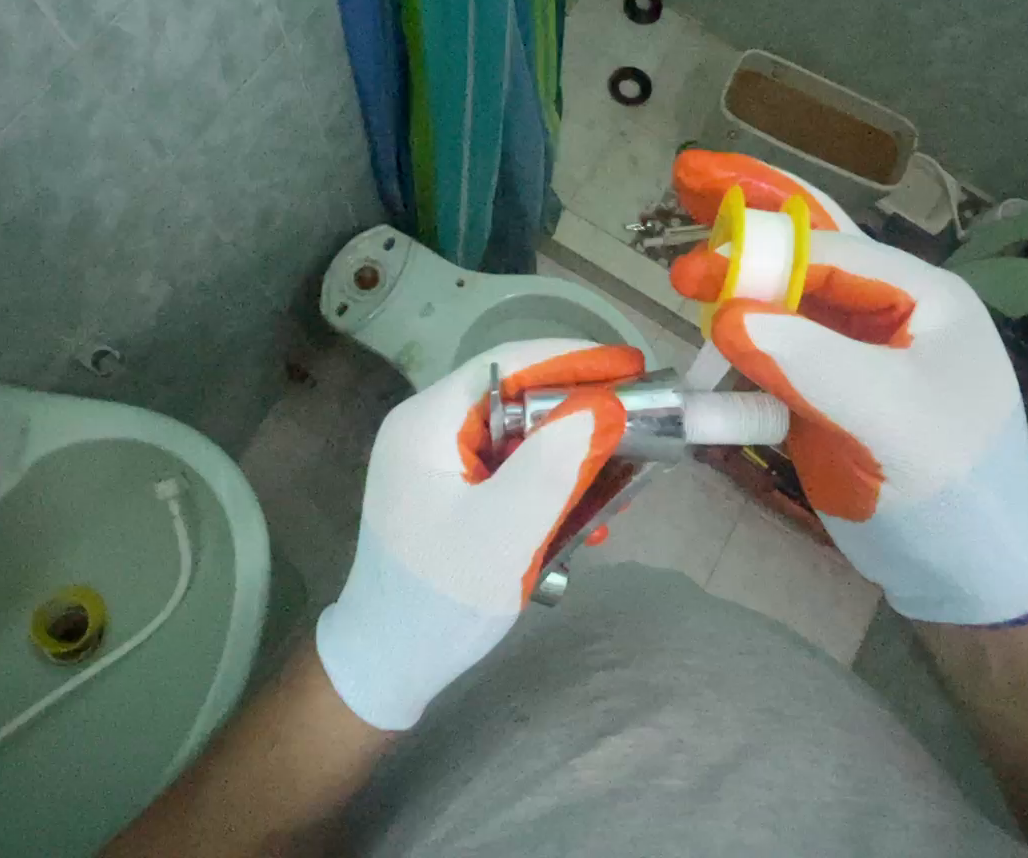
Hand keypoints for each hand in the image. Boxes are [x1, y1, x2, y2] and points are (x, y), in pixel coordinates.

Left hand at [315, 340, 640, 728]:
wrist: (389, 667)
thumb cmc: (441, 601)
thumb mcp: (505, 532)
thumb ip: (554, 464)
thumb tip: (604, 405)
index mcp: (428, 423)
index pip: (507, 365)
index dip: (574, 359)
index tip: (633, 366)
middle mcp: (430, 429)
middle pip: (517, 397)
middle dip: (578, 410)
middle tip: (637, 421)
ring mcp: (440, 461)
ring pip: (520, 434)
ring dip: (570, 452)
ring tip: (620, 472)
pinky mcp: (452, 490)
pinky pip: (512, 467)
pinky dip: (551, 481)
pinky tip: (584, 512)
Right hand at [670, 151, 1027, 625]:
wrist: (965, 575)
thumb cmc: (949, 490)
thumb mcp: (889, 419)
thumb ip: (810, 361)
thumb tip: (725, 315)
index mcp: (922, 299)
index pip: (831, 254)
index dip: (760, 253)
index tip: (693, 271)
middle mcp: (885, 313)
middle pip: (808, 248)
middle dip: (749, 215)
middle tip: (686, 175)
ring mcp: (851, 354)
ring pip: (782, 303)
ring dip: (734, 286)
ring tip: (686, 270)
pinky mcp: (824, 392)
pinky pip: (772, 357)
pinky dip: (737, 354)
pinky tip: (709, 351)